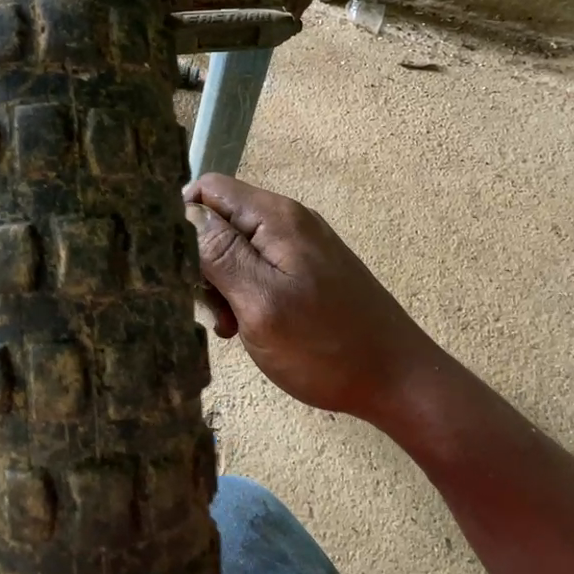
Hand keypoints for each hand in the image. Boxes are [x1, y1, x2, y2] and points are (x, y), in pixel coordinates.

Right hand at [185, 174, 433, 419]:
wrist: (399, 383)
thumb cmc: (325, 347)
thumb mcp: (261, 302)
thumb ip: (220, 253)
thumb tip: (183, 212)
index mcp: (276, 218)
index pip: (208, 189)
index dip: (182, 220)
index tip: (174, 266)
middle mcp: (288, 222)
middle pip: (220, 221)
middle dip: (202, 262)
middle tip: (211, 310)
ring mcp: (301, 249)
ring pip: (237, 250)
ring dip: (223, 286)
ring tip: (233, 328)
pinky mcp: (308, 274)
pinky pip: (259, 271)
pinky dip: (245, 296)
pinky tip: (249, 329)